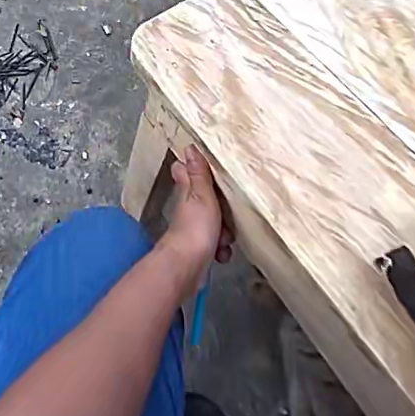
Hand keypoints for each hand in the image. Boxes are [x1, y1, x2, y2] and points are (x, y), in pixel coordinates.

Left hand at [159, 146, 233, 294]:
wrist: (186, 268)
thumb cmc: (196, 227)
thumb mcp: (202, 196)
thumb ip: (199, 174)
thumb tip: (189, 146)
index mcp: (188, 193)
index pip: (185, 172)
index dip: (194, 168)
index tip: (208, 167)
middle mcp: (189, 210)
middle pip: (206, 199)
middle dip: (222, 206)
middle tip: (229, 211)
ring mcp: (193, 230)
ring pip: (215, 223)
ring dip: (225, 230)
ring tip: (225, 237)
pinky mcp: (200, 250)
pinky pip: (216, 244)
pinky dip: (221, 249)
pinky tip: (222, 254)